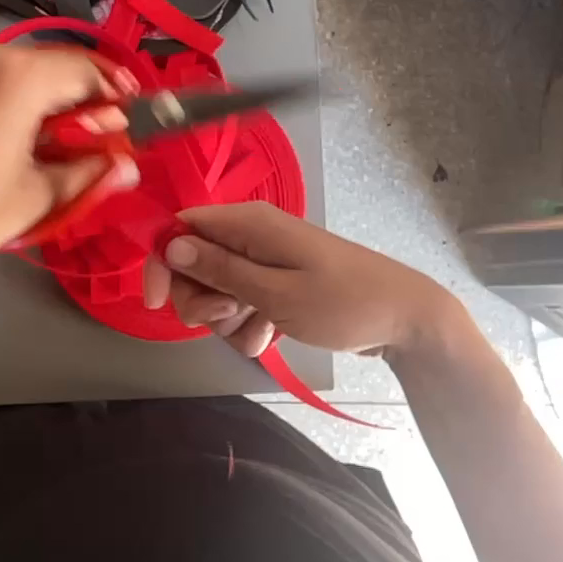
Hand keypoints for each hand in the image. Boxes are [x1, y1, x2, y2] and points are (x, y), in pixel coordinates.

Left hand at [0, 36, 137, 302]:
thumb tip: (126, 165)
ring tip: (36, 154)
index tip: (129, 118)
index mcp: (14, 77)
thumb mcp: (31, 202)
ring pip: (5, 76)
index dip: (115, 94)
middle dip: (74, 104)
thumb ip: (87, 174)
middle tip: (87, 145)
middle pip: (44, 69)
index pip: (85, 70)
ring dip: (33, 106)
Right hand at [141, 201, 458, 363]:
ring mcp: (266, 261)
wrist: (406, 319)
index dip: (161, 263)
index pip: (180, 229)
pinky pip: (242, 304)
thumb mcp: (276, 292)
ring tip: (261, 330)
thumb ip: (221, 270)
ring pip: (216, 289)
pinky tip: (270, 337)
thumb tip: (171, 246)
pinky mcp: (277, 285)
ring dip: (226, 319)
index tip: (156, 304)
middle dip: (200, 298)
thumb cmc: (344, 303)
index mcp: (250, 224)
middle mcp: (253, 236)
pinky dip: (247, 324)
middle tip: (229, 316)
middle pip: (193, 264)